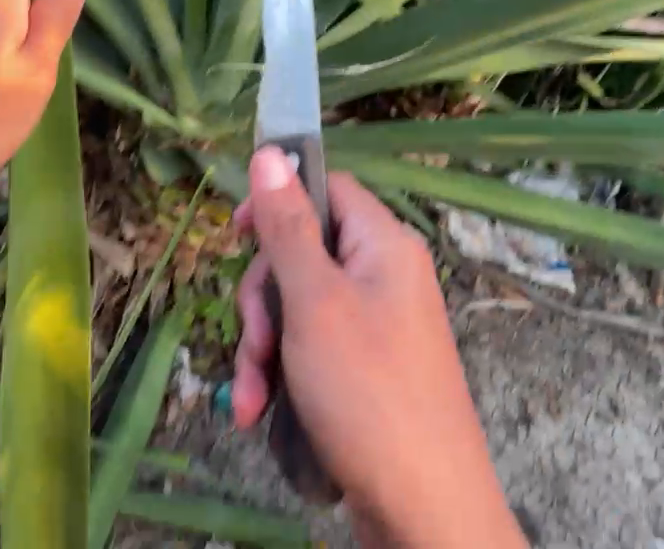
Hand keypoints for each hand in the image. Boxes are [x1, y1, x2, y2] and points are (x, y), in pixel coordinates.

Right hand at [232, 148, 523, 547]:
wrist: (426, 514)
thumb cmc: (368, 392)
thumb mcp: (314, 301)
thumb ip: (286, 225)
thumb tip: (269, 151)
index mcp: (382, 244)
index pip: (324, 187)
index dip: (278, 201)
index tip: (237, 235)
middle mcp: (383, 276)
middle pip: (301, 252)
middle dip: (262, 299)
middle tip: (257, 341)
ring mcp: (375, 326)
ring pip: (296, 306)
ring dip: (263, 347)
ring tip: (254, 396)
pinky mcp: (365, 370)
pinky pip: (310, 348)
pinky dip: (281, 374)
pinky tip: (261, 412)